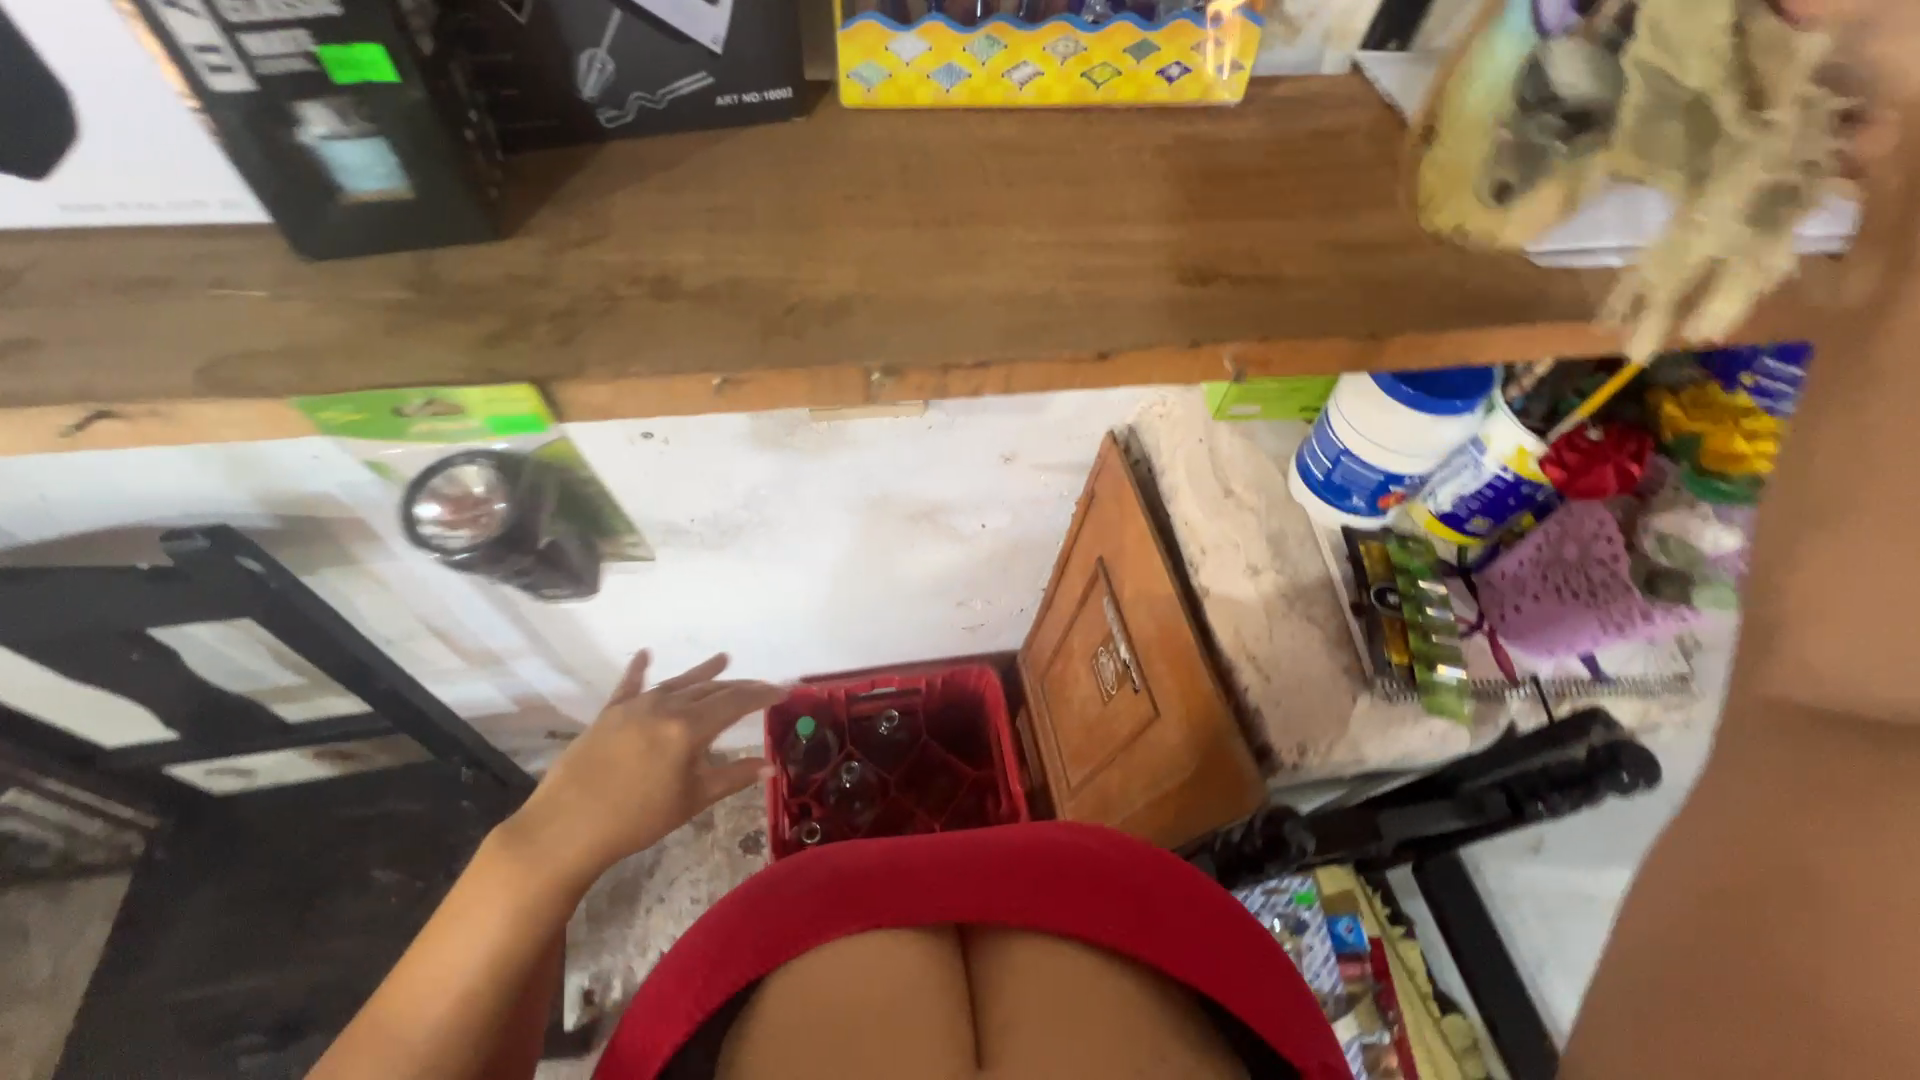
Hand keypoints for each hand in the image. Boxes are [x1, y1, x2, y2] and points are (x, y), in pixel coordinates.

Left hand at [497, 651, 784, 888]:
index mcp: (690, 728)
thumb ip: (732, 777)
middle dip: (739, 686)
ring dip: (702, 672)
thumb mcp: (692, 800)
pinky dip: (640, 669)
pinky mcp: (608, 714)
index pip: (736, 702)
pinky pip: (630, 685)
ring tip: (724, 658)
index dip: (762, 695)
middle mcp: (665, 707)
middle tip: (760, 686)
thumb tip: (770, 766)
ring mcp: (634, 707)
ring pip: (677, 683)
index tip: (783, 691)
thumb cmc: (638, 819)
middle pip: (710, 689)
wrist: (567, 827)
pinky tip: (646, 655)